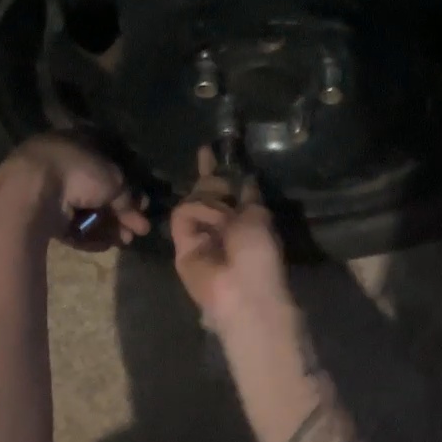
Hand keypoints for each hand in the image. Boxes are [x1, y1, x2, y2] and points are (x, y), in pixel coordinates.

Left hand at [0, 134, 150, 250]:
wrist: (31, 192)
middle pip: (98, 192)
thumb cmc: (76, 173)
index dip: (127, 187)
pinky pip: (69, 225)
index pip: (109, 165)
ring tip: (124, 242)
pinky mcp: (39, 214)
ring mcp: (48, 190)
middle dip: (120, 213)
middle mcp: (62, 163)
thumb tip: (138, 213)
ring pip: (85, 211)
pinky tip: (103, 246)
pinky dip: (87, 235)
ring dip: (108, 227)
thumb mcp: (113, 179)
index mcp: (77, 142)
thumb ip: (127, 195)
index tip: (141, 206)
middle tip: (137, 230)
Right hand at [172, 147, 288, 326]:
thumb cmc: (259, 254)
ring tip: (221, 215)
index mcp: (243, 220)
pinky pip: (183, 214)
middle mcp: (220, 226)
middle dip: (211, 177)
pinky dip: (196, 212)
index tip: (211, 150)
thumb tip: (246, 176)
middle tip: (211, 167)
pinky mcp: (181, 243)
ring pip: (195, 198)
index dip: (220, 170)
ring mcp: (199, 234)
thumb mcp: (260, 216)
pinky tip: (208, 222)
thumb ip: (248, 195)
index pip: (228, 189)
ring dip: (210, 199)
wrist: (243, 291)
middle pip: (207, 190)